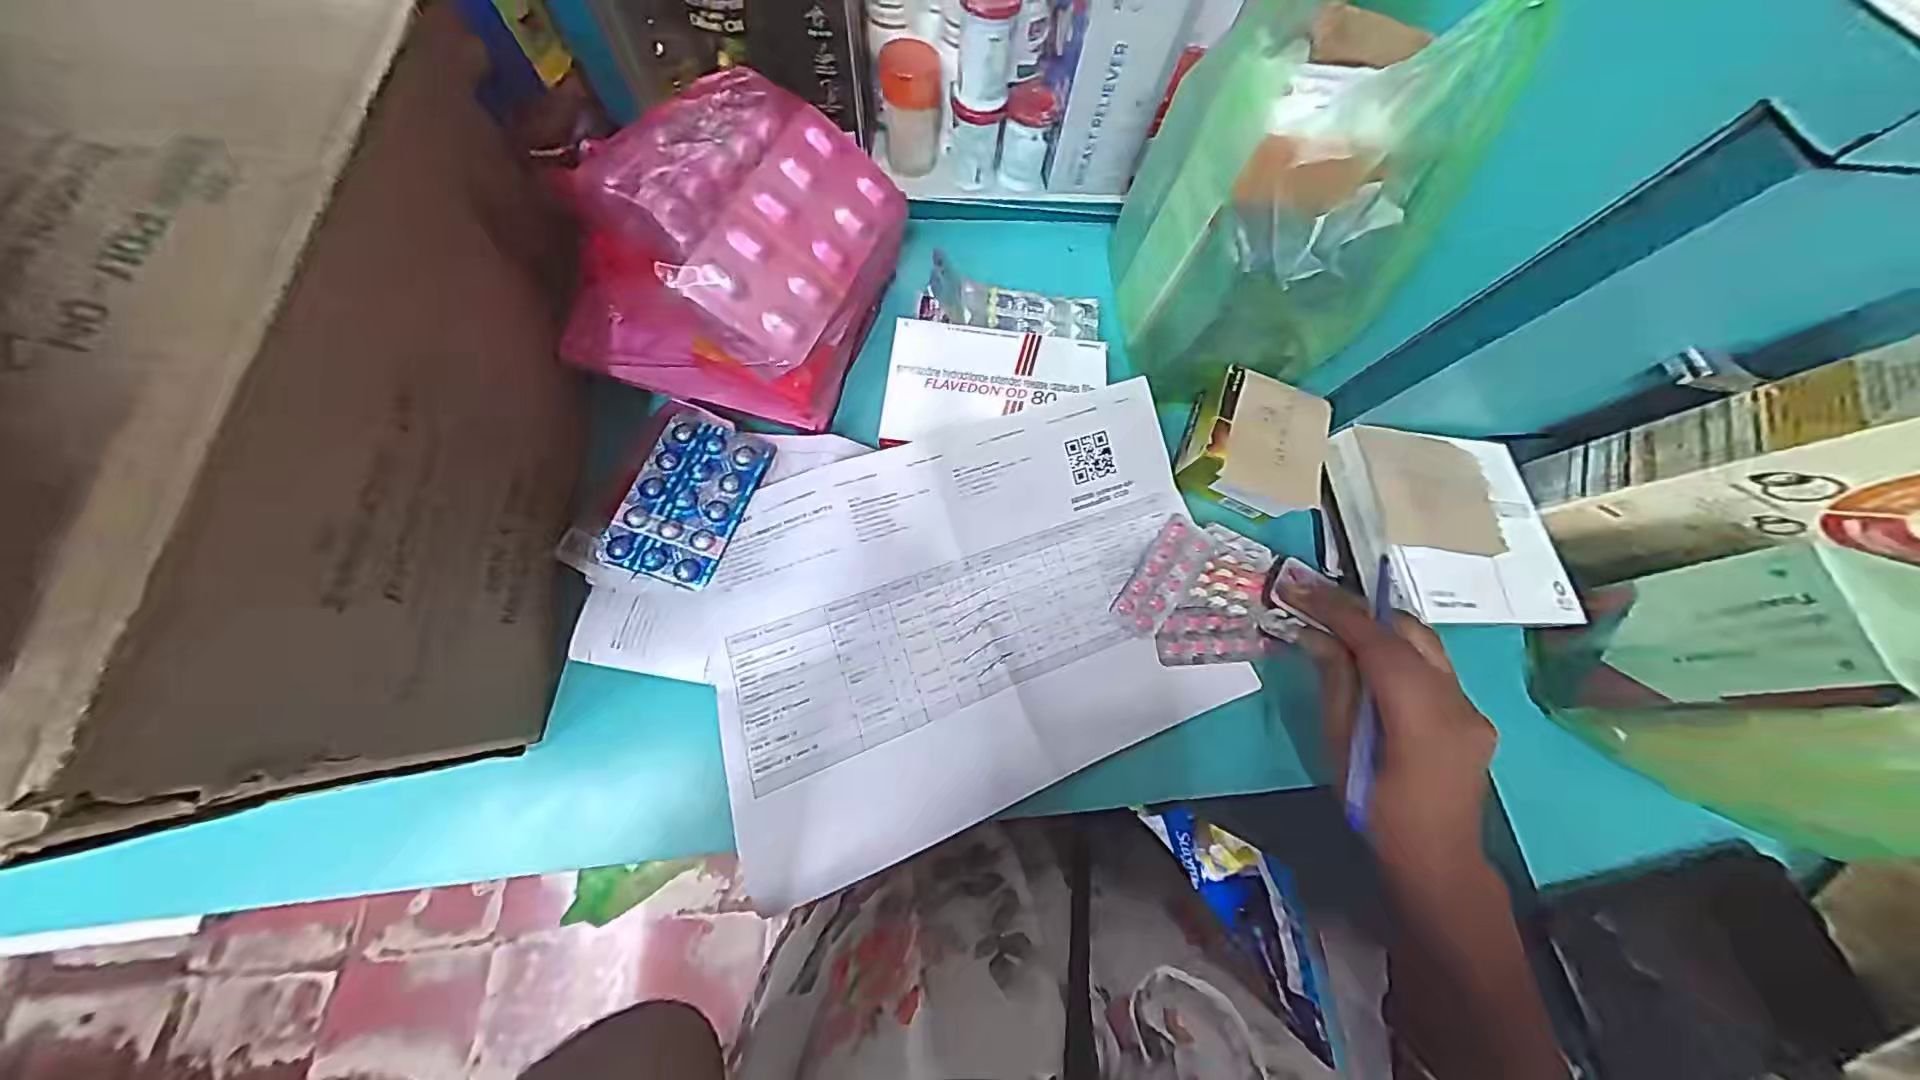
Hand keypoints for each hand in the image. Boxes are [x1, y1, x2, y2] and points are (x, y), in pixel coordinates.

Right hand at [1273, 563, 1496, 885]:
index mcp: (1424, 718)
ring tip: (1333, 620)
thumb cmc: (1375, 810)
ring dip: (1378, 627)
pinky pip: (1431, 665)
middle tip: (1312, 600)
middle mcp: (1459, 704)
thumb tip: (1318, 637)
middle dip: (1358, 610)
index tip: (1299, 589)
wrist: (1436, 858)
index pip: (1381, 645)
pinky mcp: (1471, 713)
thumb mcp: (1342, 747)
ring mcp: (1472, 708)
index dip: (1338, 611)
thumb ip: (1336, 685)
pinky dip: (1395, 649)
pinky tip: (1365, 656)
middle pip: (1409, 633)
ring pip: (1425, 644)